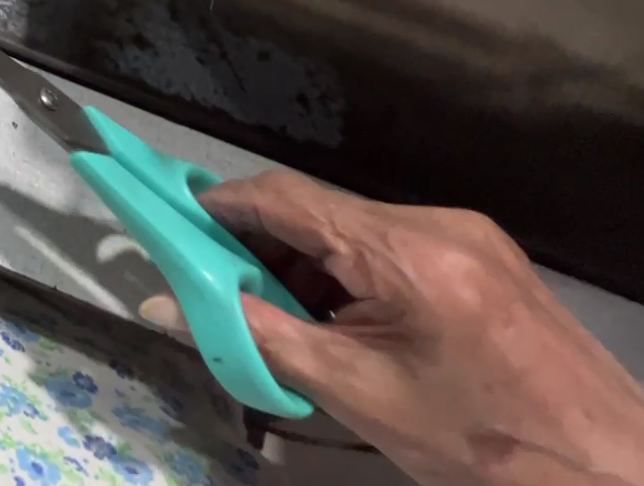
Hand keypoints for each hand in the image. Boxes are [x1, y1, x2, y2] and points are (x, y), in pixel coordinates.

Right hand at [140, 170, 643, 485]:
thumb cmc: (484, 447)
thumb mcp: (352, 389)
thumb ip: (249, 332)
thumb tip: (159, 303)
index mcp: (408, 254)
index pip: (284, 197)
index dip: (218, 203)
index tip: (172, 224)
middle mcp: (436, 224)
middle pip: (312, 208)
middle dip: (255, 238)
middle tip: (218, 280)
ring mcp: (464, 235)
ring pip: (343, 224)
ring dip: (296, 256)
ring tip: (275, 306)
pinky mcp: (479, 255)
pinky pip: (380, 242)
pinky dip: (339, 268)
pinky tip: (332, 311)